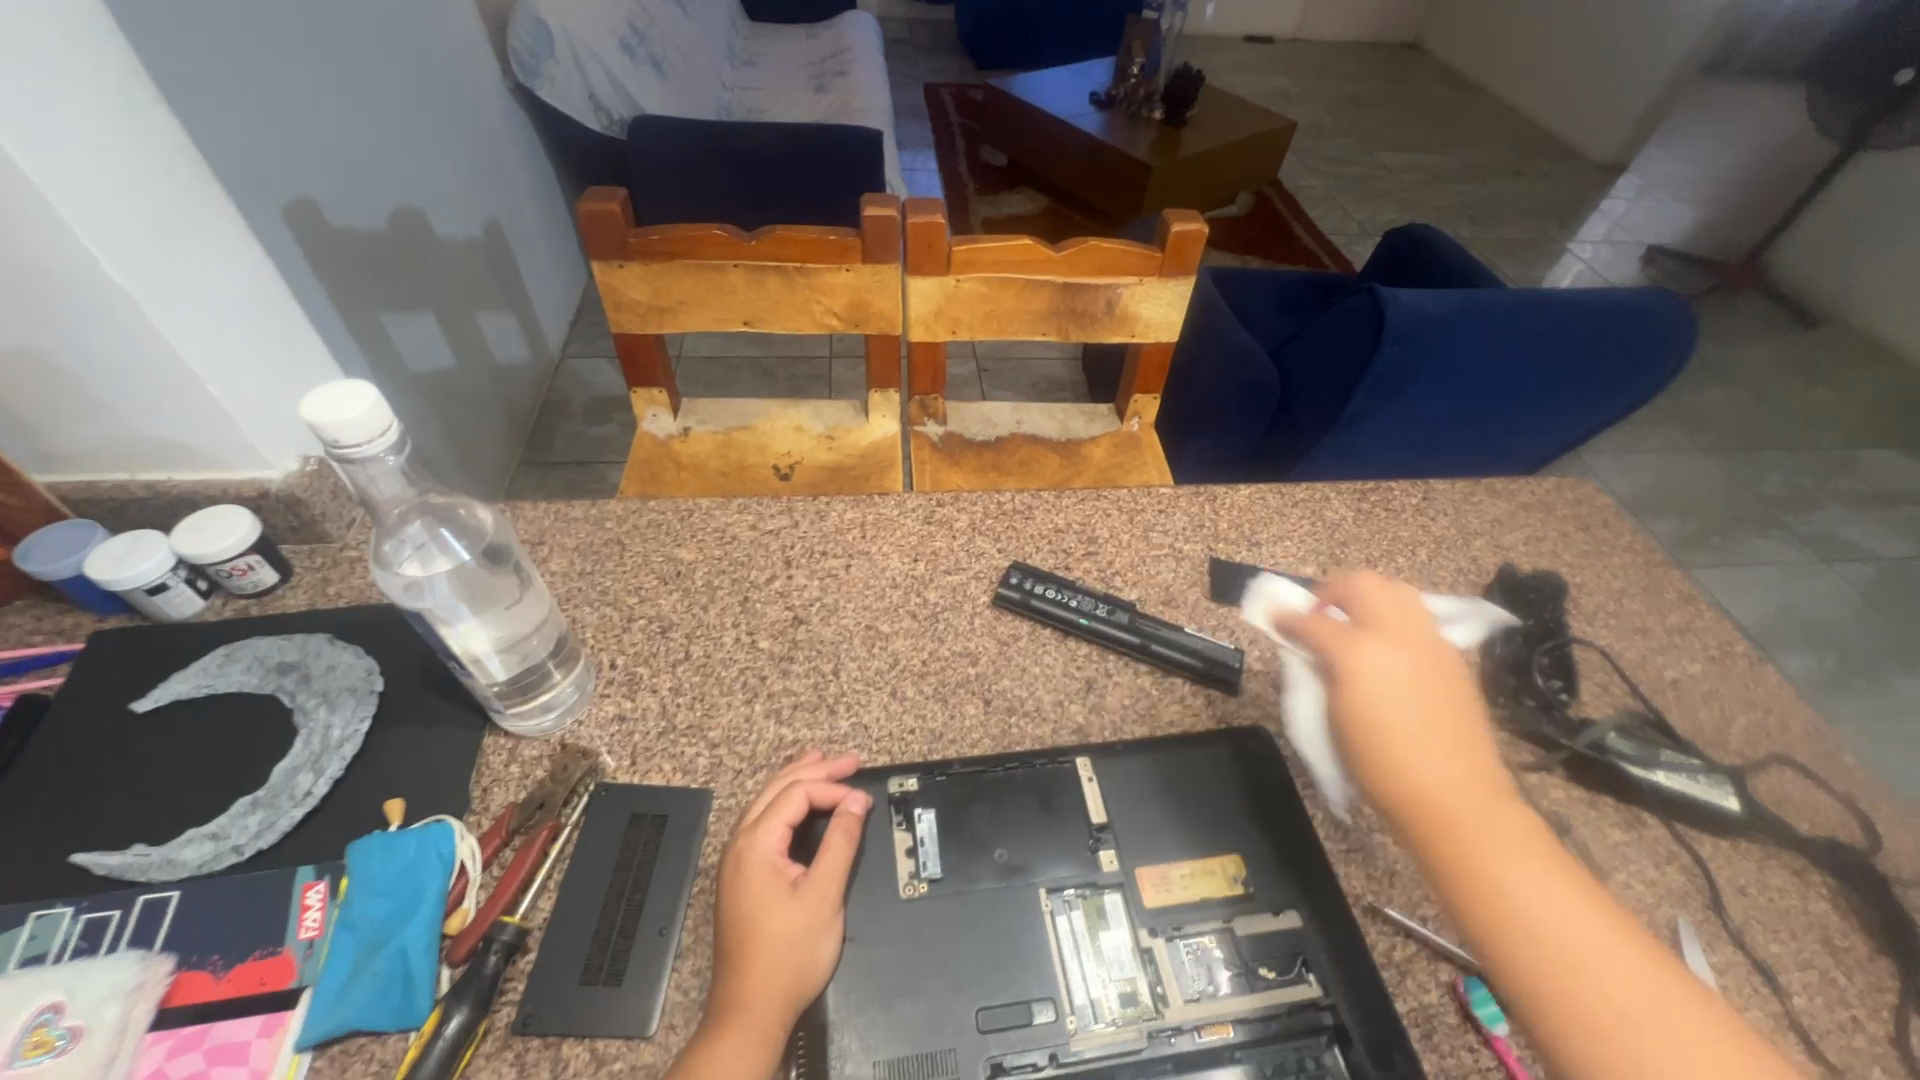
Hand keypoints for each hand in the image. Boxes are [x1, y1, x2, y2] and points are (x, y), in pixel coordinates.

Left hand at [706, 750, 872, 1042]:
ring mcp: (736, 861)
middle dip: (814, 770)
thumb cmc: (788, 956)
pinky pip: (762, 822)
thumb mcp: (824, 895)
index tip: (863, 799)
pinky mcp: (741, 876)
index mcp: (755, 844)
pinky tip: (797, 805)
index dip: (832, 789)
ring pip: (766, 803)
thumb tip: (856, 801)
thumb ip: (841, 842)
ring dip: (796, 781)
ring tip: (821, 763)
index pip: (796, 795)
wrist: (751, 1008)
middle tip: (850, 760)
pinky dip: (785, 804)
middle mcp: (739, 845)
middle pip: (777, 790)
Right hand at [1272, 572, 1516, 834]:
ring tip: (1355, 626)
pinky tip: (1388, 651)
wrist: (1452, 796)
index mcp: (1358, 651)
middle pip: (1361, 584)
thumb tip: (1311, 649)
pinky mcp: (1453, 658)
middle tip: (1317, 617)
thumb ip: (1321, 670)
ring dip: (1369, 598)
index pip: (1312, 620)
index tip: (1276, 620)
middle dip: (1332, 592)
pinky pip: (1420, 620)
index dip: (1288, 619)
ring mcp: (1431, 642)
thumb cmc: (1378, 765)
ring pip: (1397, 591)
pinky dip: (1396, 621)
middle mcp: (1396, 634)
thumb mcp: (1332, 716)